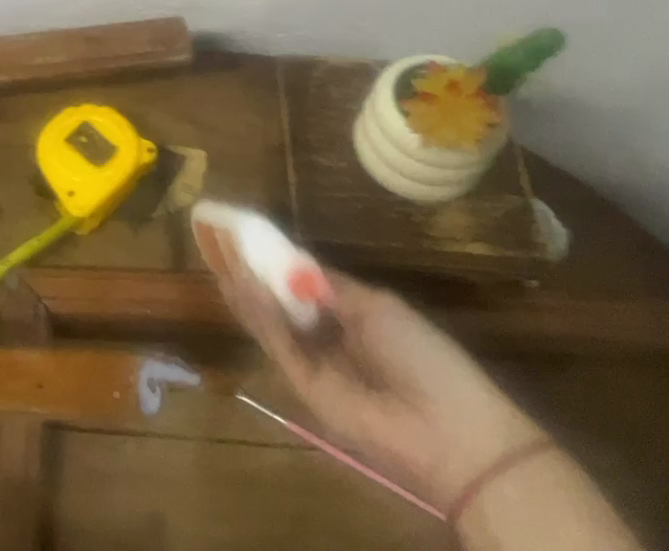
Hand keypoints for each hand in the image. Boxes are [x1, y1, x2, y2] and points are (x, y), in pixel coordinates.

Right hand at [215, 264, 542, 505]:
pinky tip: (243, 286)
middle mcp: (331, 341)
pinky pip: (279, 346)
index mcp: (356, 320)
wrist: (444, 428)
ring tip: (223, 262)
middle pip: (286, 307)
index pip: (310, 288)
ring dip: (250, 295)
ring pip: (275, 326)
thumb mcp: (379, 307)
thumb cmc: (424, 355)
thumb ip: (331, 288)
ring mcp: (316, 366)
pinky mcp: (304, 388)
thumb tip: (293, 268)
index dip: (283, 266)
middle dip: (258, 279)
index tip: (255, 241)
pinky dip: (260, 317)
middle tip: (226, 249)